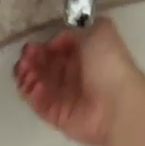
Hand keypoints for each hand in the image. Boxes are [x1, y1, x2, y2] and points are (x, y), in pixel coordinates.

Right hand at [13, 18, 144, 145]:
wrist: (118, 103)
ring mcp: (63, 96)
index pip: (54, 50)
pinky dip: (32, 94)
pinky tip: (37, 86)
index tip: (33, 45)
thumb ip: (76, 30)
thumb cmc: (109, 64)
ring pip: (35, 84)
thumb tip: (56, 41)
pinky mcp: (56, 116)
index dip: (41, 47)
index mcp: (82, 55)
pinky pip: (38, 103)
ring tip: (27, 70)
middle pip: (41, 66)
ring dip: (26, 75)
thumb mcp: (100, 31)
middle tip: (26, 58)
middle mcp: (72, 75)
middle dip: (29, 60)